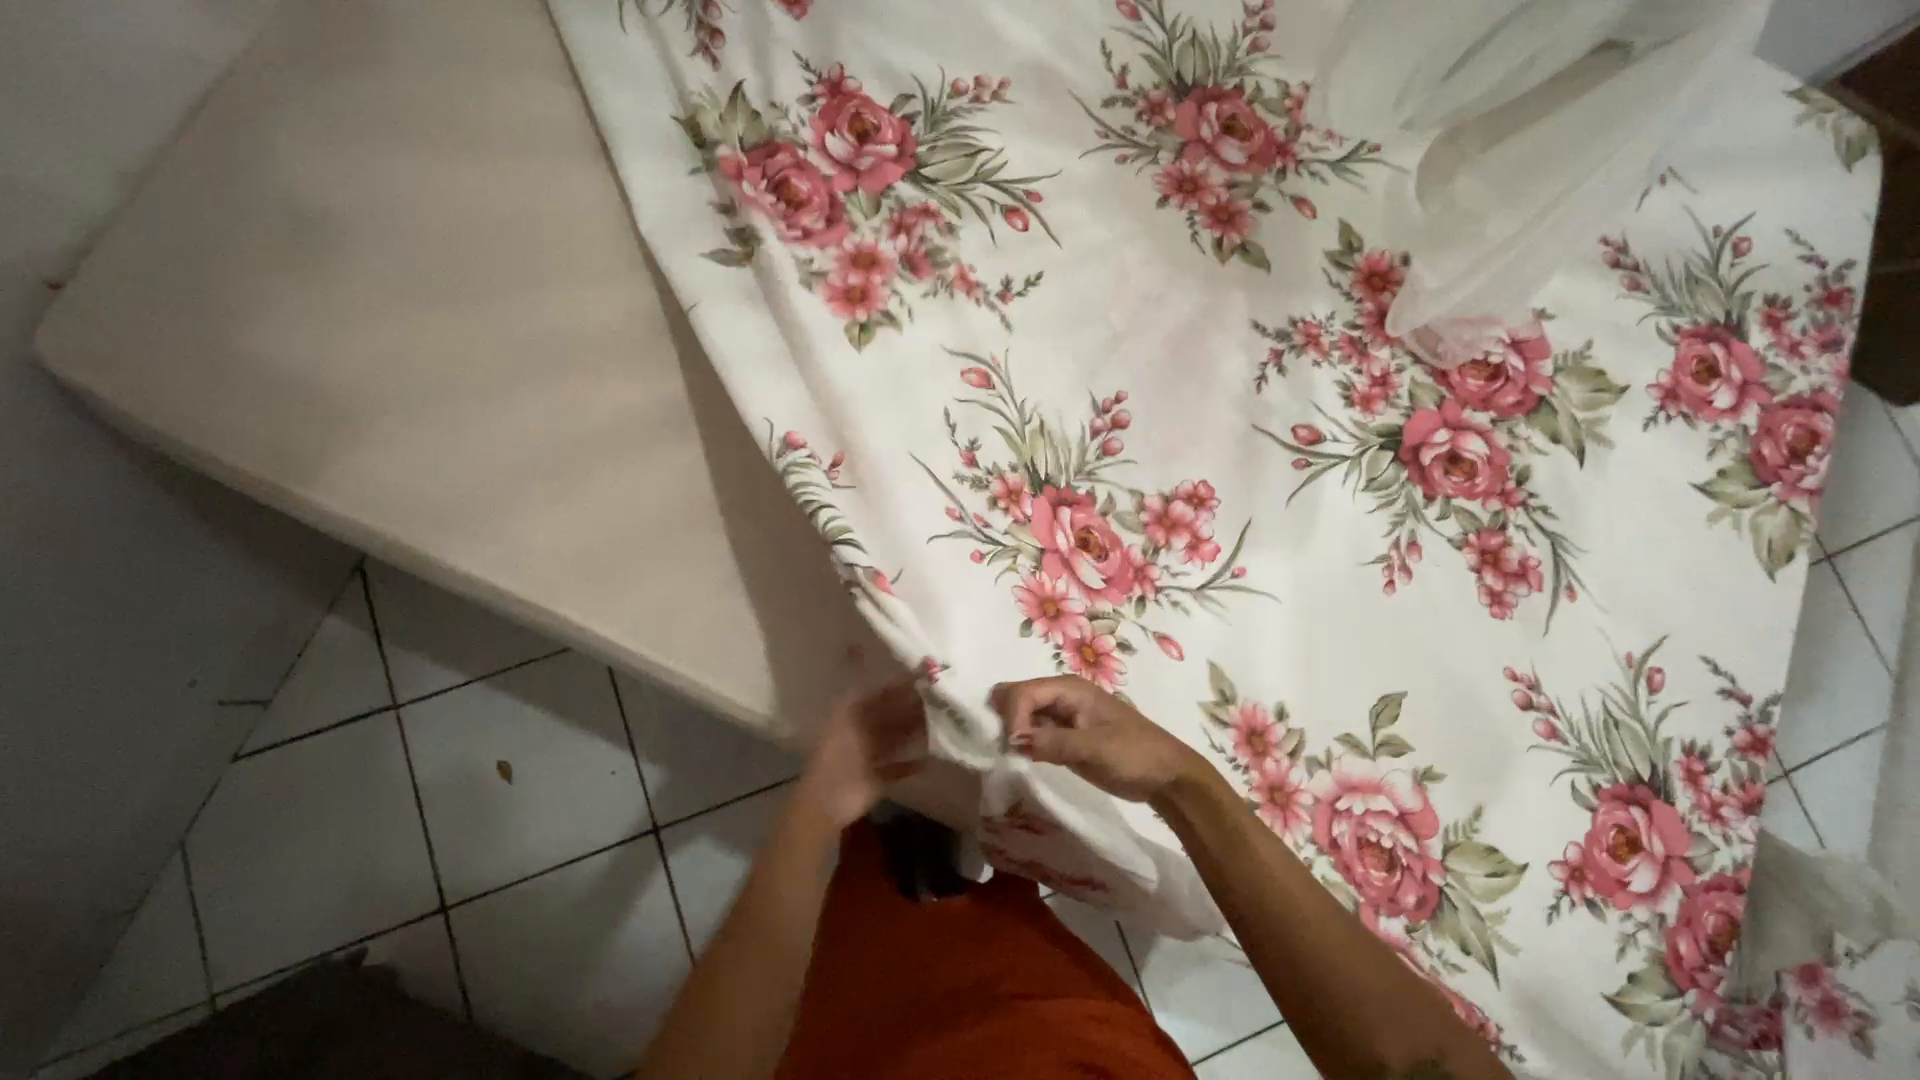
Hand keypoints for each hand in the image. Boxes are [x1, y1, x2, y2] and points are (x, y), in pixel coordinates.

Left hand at [796, 679, 926, 827]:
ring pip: (895, 741)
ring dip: (913, 735)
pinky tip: (928, 760)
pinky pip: (897, 768)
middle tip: (939, 704)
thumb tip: (898, 681)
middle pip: (889, 718)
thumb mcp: (851, 720)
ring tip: (938, 728)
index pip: (878, 696)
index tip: (924, 681)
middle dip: (911, 711)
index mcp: (850, 716)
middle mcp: (859, 733)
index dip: (899, 688)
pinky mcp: (876, 779)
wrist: (826, 803)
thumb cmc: (836, 757)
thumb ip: (875, 700)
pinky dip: (911, 764)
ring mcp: (868, 757)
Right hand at [991, 676, 1206, 804]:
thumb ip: (1053, 742)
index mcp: (1070, 689)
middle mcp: (1061, 697)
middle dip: (1006, 718)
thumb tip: (1013, 739)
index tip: (1012, 746)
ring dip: (1012, 732)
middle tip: (1006, 748)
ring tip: (1011, 756)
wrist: (1166, 776)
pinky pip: (1032, 733)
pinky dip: (1023, 744)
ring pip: (1021, 714)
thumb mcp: (1095, 748)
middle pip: (1017, 696)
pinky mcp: (1062, 738)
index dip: (1012, 716)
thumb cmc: (1135, 755)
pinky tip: (1022, 760)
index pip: (1024, 692)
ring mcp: (1061, 717)